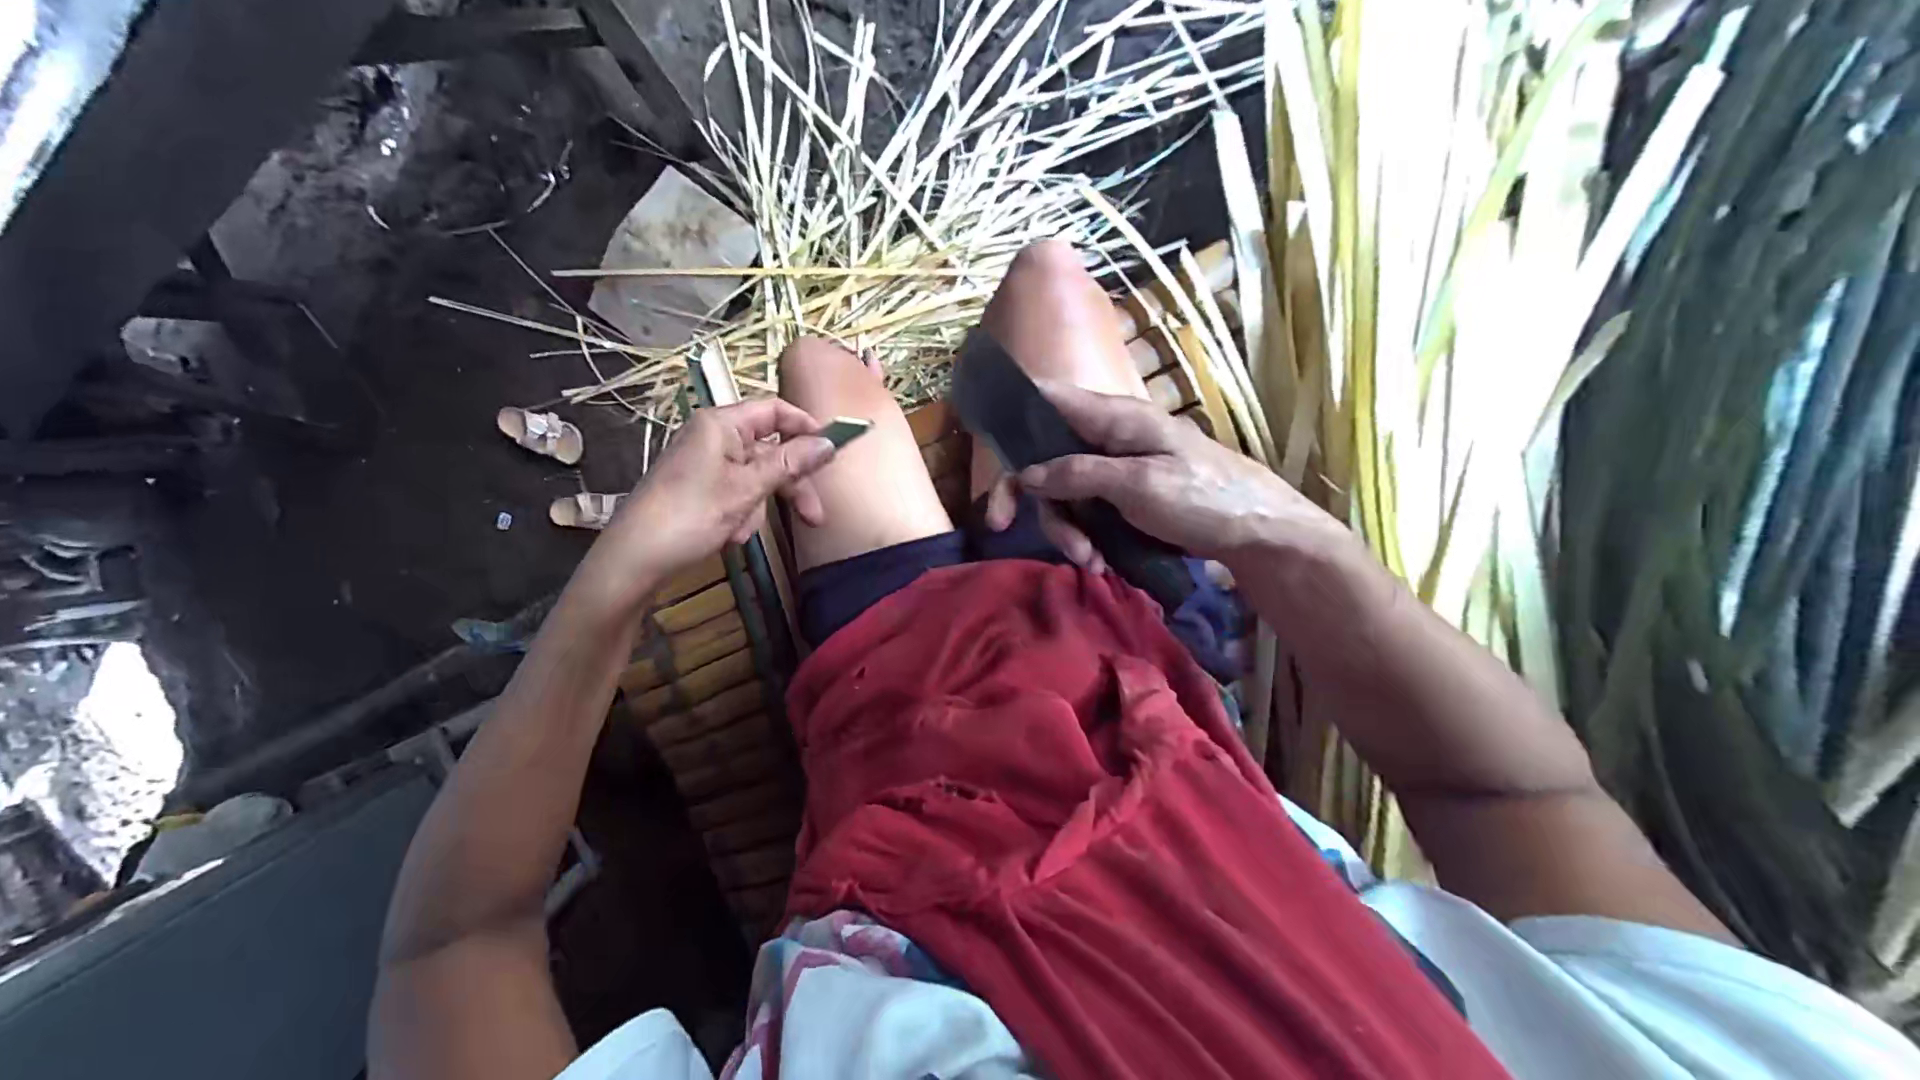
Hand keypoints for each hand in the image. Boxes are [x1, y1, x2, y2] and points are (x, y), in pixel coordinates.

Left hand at [586, 400, 834, 587]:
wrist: (635, 558)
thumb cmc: (690, 515)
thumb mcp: (747, 489)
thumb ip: (790, 463)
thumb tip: (829, 443)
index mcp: (721, 424)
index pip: (774, 411)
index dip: (806, 427)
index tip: (832, 451)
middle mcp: (714, 438)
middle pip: (770, 452)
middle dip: (789, 486)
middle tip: (814, 516)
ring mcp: (707, 465)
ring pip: (756, 480)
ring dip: (757, 508)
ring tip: (739, 532)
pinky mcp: (701, 490)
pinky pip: (737, 496)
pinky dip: (740, 516)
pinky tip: (727, 536)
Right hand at [1004, 380, 1346, 568]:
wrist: (1260, 532)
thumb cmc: (1205, 497)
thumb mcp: (1139, 485)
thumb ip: (1080, 474)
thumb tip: (1028, 473)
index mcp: (1113, 417)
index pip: (1048, 398)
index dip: (1012, 413)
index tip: (986, 445)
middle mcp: (1107, 436)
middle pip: (1045, 456)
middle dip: (1032, 496)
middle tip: (1005, 528)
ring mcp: (1116, 467)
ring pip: (1063, 491)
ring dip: (1064, 527)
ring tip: (1088, 561)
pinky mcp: (1124, 496)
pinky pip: (1086, 510)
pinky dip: (1084, 535)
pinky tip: (1099, 560)